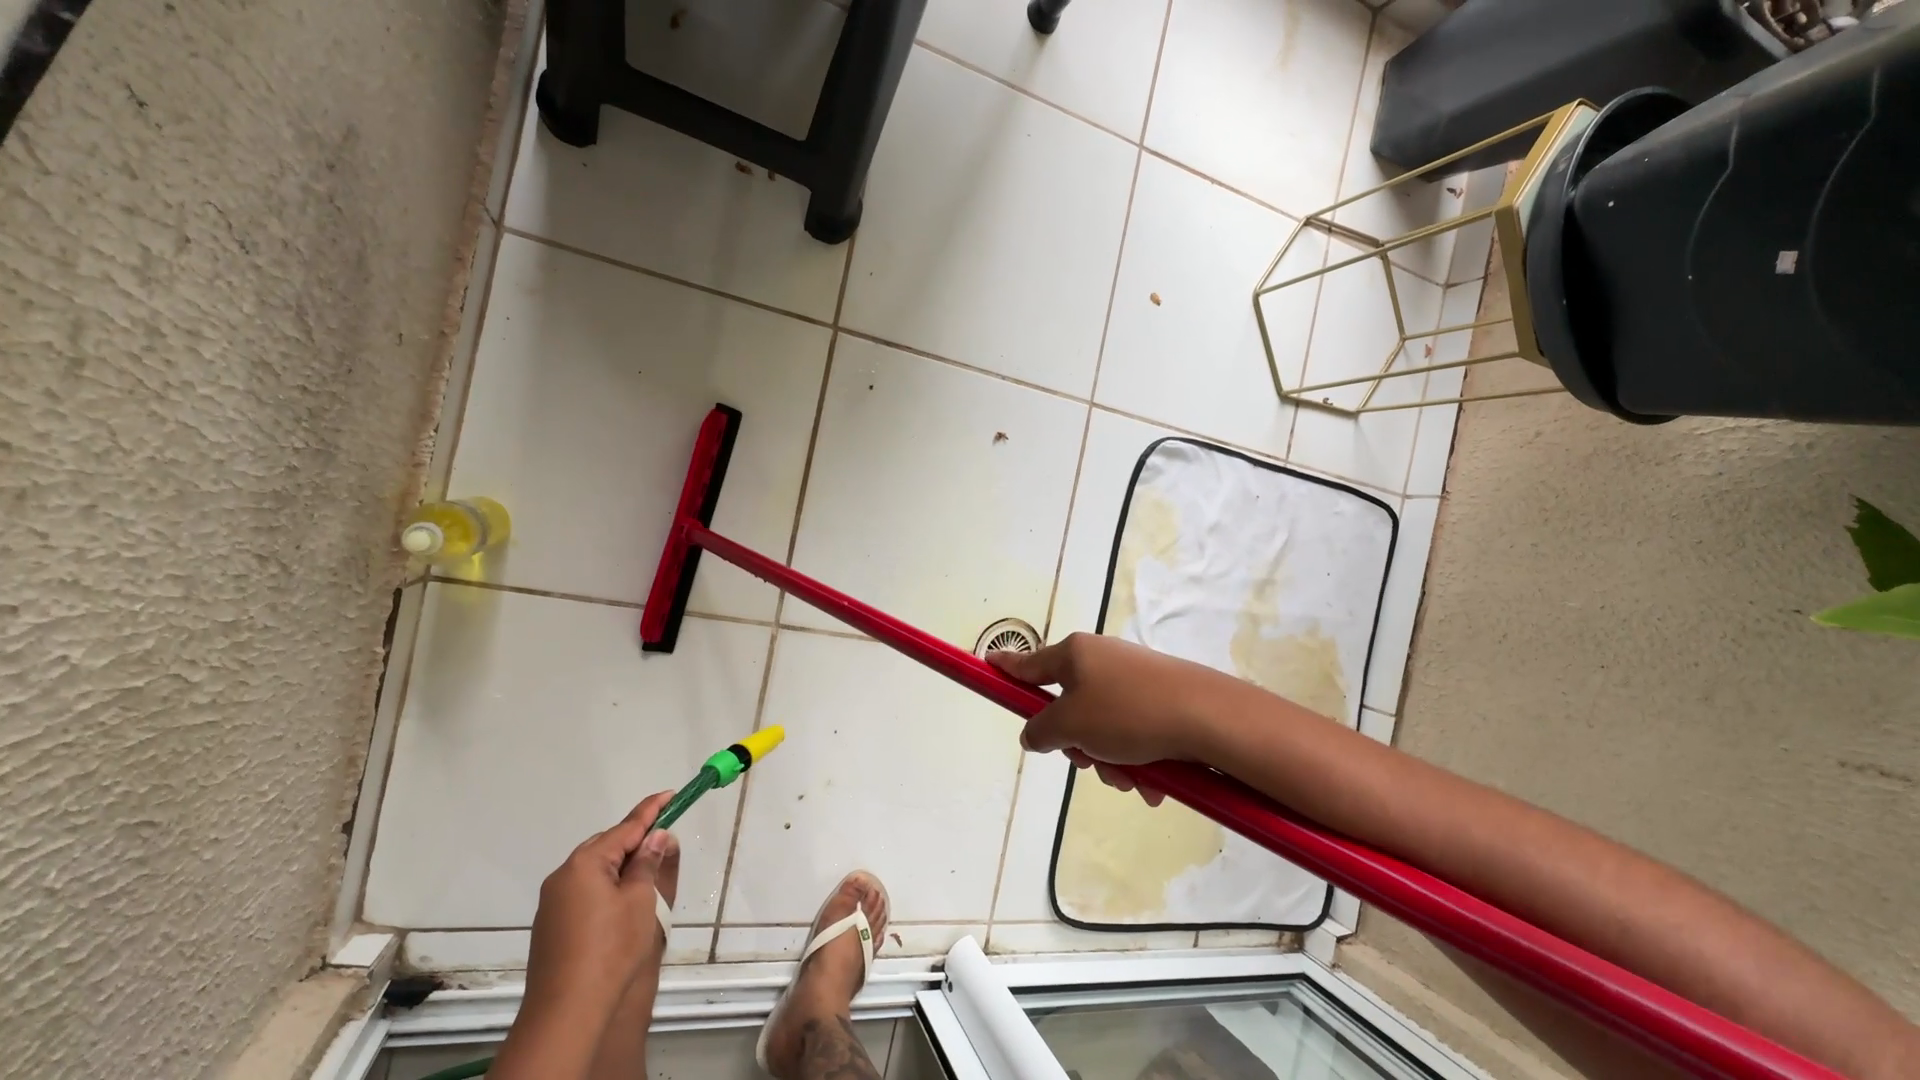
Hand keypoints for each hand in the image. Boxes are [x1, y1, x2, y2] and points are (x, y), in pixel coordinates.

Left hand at [523, 791, 680, 1018]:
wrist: (567, 1010)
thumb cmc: (611, 948)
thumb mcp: (640, 901)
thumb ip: (648, 863)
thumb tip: (655, 836)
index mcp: (585, 863)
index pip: (625, 828)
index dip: (651, 811)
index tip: (669, 794)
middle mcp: (563, 876)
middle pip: (605, 846)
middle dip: (634, 841)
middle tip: (663, 841)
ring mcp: (552, 902)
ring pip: (593, 871)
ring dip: (620, 867)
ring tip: (647, 876)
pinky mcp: (551, 925)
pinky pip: (583, 892)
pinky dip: (606, 889)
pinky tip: (621, 905)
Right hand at [988, 633, 1243, 805]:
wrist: (1208, 716)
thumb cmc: (1128, 713)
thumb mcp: (1070, 725)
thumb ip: (1040, 730)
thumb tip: (1035, 734)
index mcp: (1075, 655)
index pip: (1028, 664)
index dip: (1005, 670)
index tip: (987, 666)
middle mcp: (1103, 660)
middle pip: (1069, 707)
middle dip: (1077, 744)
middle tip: (1090, 762)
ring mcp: (1135, 678)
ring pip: (1103, 727)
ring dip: (1110, 760)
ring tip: (1130, 780)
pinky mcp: (1163, 697)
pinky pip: (1134, 733)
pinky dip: (1138, 759)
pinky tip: (1153, 783)